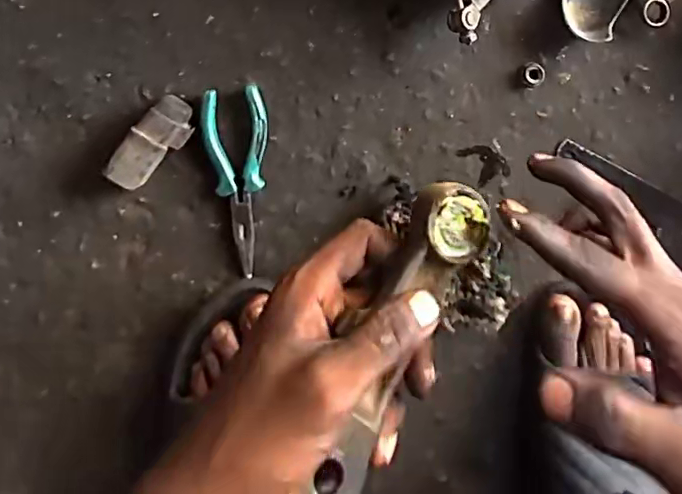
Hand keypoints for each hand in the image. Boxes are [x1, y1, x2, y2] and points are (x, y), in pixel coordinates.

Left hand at [137, 219, 441, 493]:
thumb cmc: (255, 437)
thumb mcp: (330, 382)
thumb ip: (383, 339)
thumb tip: (426, 303)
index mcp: (309, 289)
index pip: (364, 241)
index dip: (398, 258)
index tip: (426, 293)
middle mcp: (314, 308)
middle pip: (379, 295)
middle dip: (405, 337)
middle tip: (418, 373)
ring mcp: (316, 345)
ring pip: (376, 341)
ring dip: (390, 382)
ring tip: (389, 421)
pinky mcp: (317, 380)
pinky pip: (360, 377)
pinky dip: (373, 406)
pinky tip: (373, 439)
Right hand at [500, 154, 681, 493]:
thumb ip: (615, 419)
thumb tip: (547, 389)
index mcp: (665, 311)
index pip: (594, 260)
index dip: (546, 235)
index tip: (510, 213)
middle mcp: (668, 286)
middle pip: (619, 210)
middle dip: (575, 179)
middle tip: (536, 163)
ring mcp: (674, 289)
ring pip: (625, 223)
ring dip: (585, 200)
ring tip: (545, 210)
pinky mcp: (674, 301)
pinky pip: (630, 246)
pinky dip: (598, 228)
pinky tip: (581, 245)